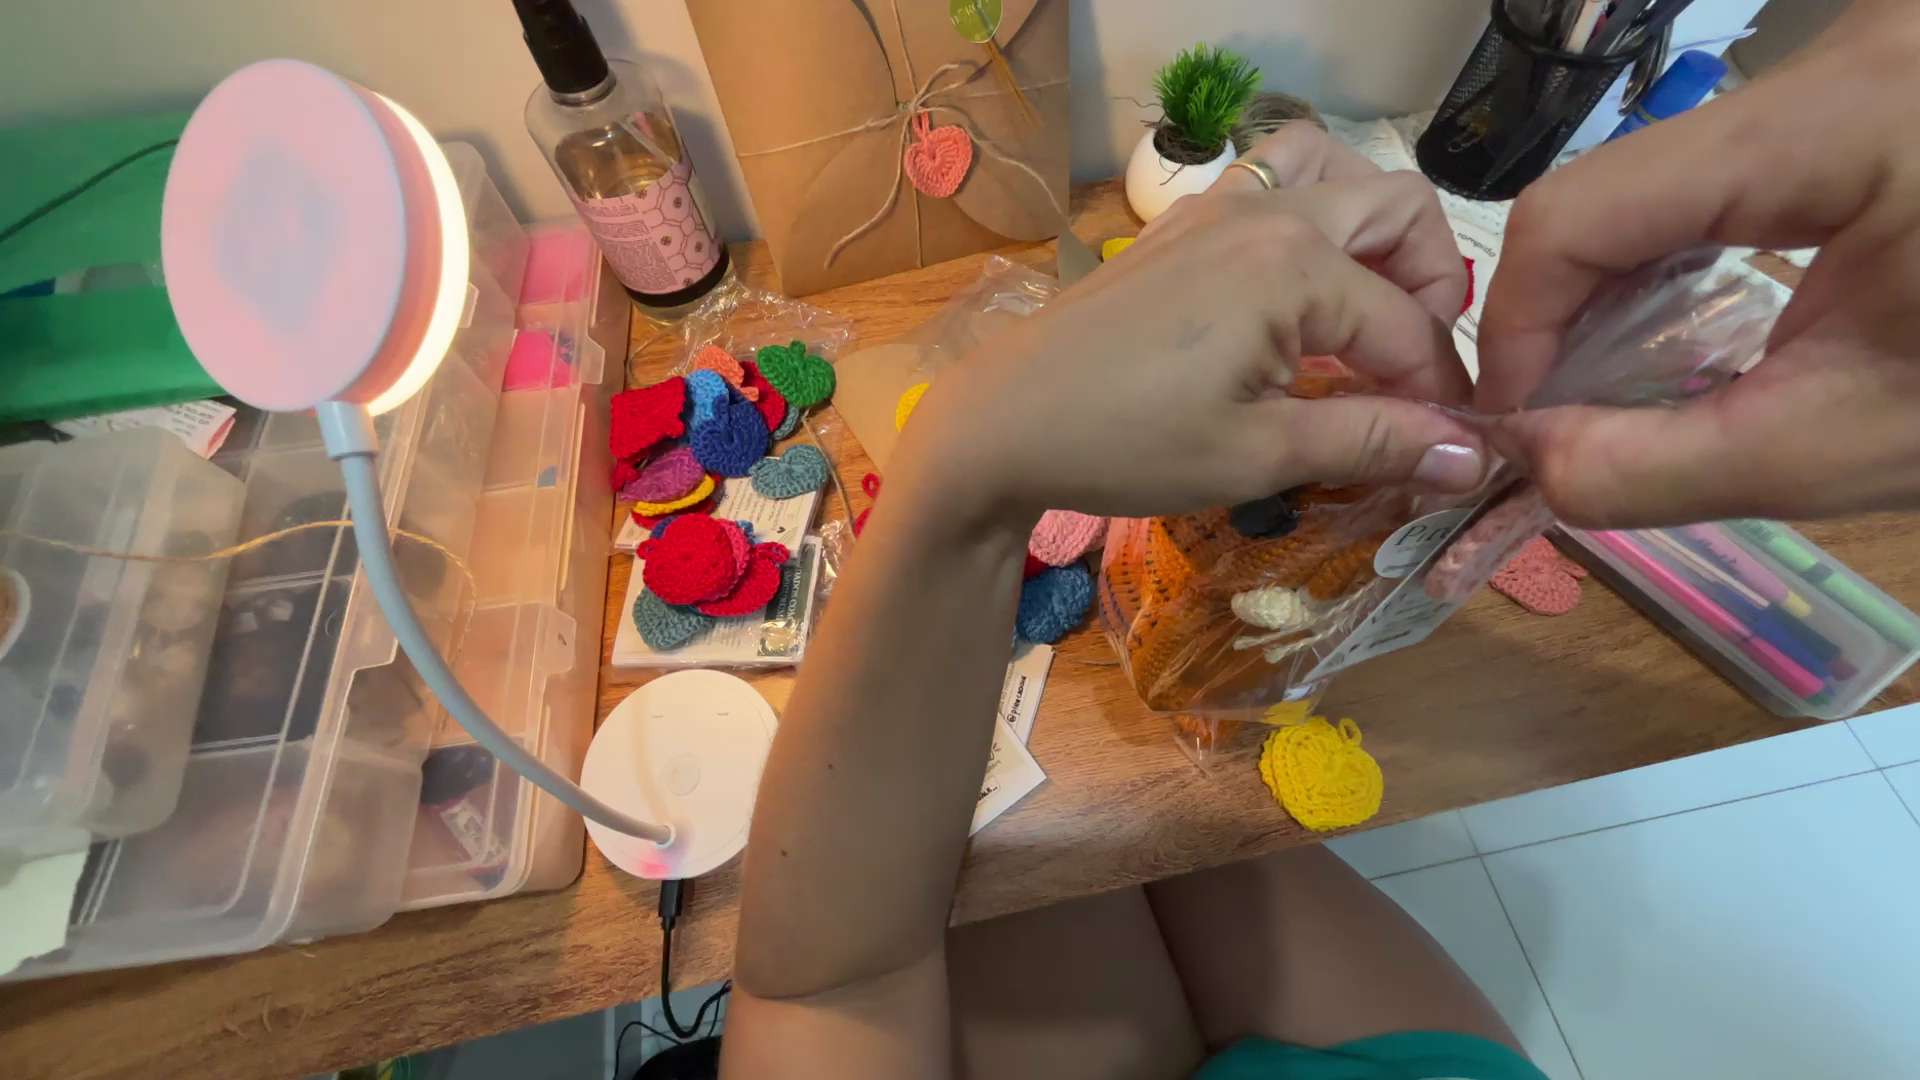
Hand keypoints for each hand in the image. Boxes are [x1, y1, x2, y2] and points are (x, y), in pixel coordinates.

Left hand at [894, 136, 1482, 522]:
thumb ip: (1369, 441)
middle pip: (1392, 212)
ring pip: (1326, 179)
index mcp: (1295, 263)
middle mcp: (1261, 213)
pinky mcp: (1166, 231)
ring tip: (1353, 313)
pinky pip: (1260, 195)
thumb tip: (1472, 453)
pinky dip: (1298, 231)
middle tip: (1405, 366)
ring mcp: (1206, 211)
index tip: (1446, 443)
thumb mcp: (1255, 455)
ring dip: (1365, 235)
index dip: (1438, 390)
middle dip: (1425, 285)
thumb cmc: (1124, 446)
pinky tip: (1275, 299)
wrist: (1000, 424)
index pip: (1407, 322)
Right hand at [1476, 1, 1919, 526]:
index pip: (1573, 213)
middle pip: (1596, 195)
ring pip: (1635, 187)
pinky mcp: (1864, 89)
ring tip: (1613, 375)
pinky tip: (1674, 322)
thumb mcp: (1853, 445)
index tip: (1521, 415)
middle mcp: (1841, 55)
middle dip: (1549, 318)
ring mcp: (1855, 62)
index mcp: (1849, 113)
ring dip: (1594, 296)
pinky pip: (1693, 180)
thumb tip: (1518, 455)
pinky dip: (1653, 266)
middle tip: (1561, 407)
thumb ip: (1647, 469)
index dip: (1514, 325)